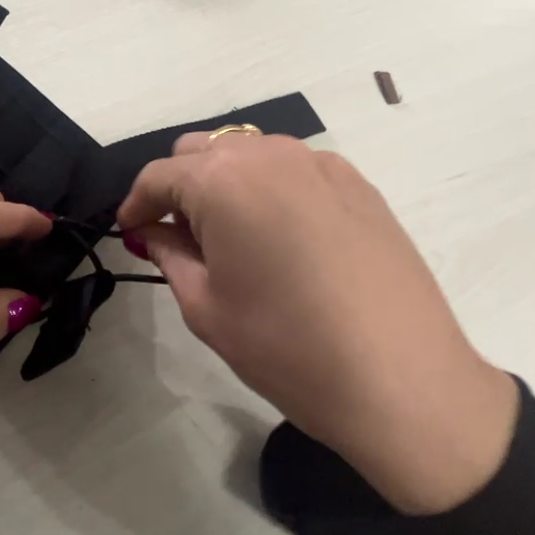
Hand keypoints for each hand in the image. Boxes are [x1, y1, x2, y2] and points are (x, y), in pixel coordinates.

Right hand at [117, 133, 517, 514]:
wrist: (405, 384)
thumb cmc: (288, 348)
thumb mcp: (206, 307)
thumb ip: (169, 254)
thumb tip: (153, 231)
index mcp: (222, 180)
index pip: (159, 176)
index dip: (136, 203)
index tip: (129, 231)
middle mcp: (268, 155)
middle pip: (202, 151)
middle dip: (179, 186)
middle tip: (177, 237)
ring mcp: (320, 164)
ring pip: (249, 153)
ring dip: (225, 182)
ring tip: (230, 237)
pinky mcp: (358, 184)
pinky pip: (294, 169)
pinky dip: (271, 188)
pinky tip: (281, 237)